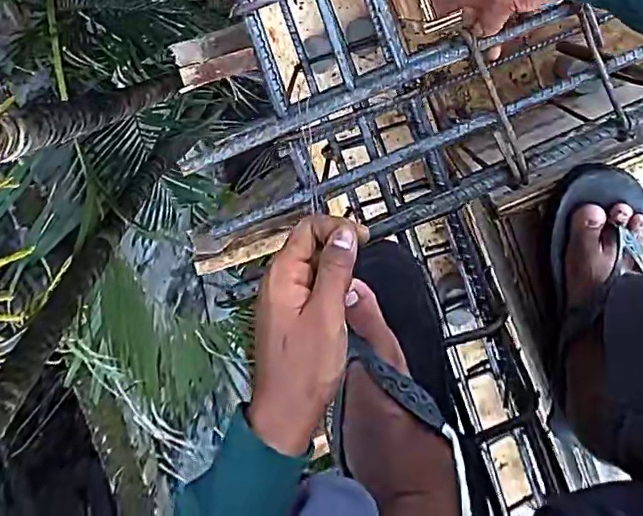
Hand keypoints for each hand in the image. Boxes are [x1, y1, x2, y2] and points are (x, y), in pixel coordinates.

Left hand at [246, 214, 366, 455]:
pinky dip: (331, 286)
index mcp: (282, 274)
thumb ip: (335, 270)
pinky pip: (313, 285)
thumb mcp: (327, 314)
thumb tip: (344, 234)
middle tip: (363, 258)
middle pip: (310, 243)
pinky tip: (344, 301)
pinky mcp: (291, 312)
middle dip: (338, 246)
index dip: (336, 227)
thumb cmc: (302, 371)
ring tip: (354, 286)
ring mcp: (283, 296)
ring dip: (336, 268)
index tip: (361, 238)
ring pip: (314, 265)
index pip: (308, 228)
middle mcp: (278, 280)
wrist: (285, 415)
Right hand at [461, 0, 584, 36]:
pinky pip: (521, 8)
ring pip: (504, 7)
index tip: (473, 38)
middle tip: (488, 46)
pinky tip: (517, 31)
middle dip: (485, 26)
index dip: (469, 19)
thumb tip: (479, 33)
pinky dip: (517, 21)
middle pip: (486, 4)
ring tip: (500, 45)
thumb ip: (488, 17)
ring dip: (501, 26)